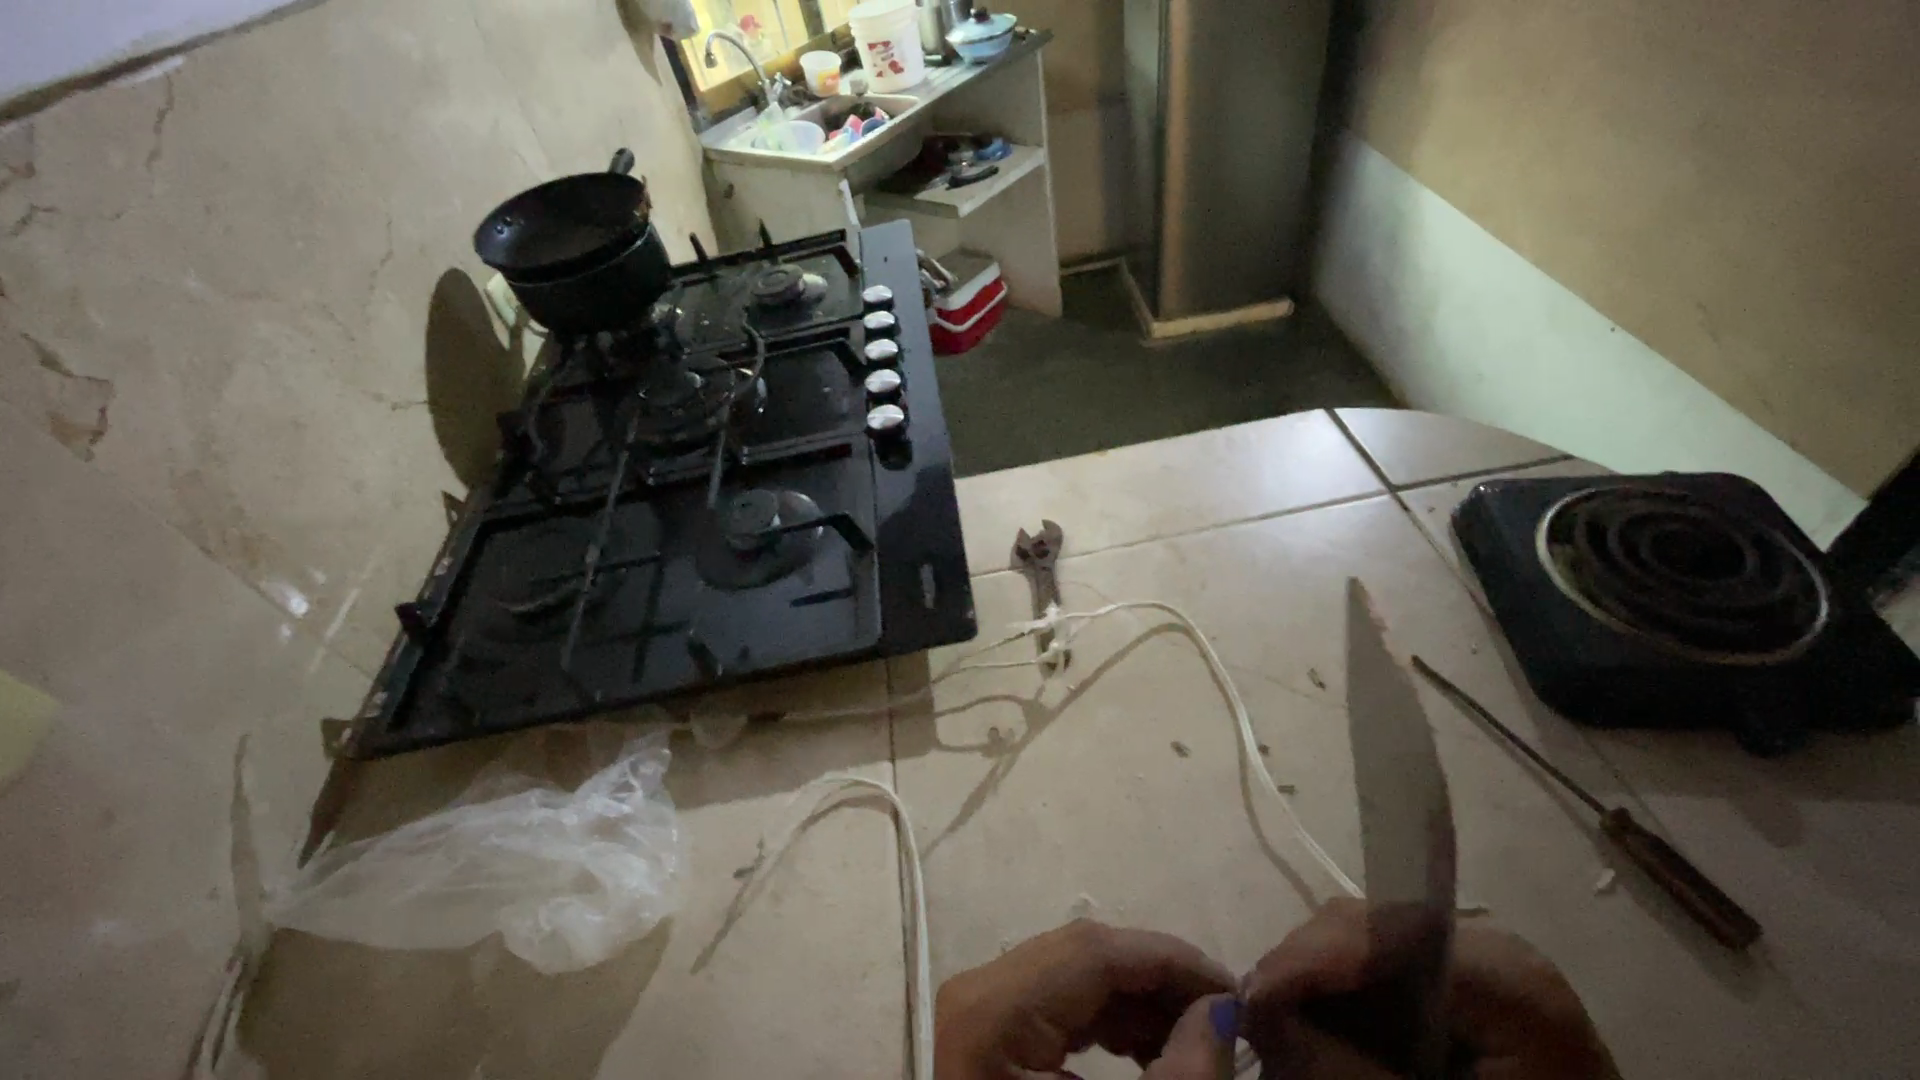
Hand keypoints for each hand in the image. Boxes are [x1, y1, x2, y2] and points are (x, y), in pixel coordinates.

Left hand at [935, 918, 1237, 1078]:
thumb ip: (1184, 1074)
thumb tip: (1220, 1006)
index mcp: (991, 1014)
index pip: (1094, 954)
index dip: (1172, 962)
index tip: (1238, 991)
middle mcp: (976, 992)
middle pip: (1084, 956)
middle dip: (1160, 980)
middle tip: (1225, 1016)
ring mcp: (979, 1007)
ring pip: (1075, 972)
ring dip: (1140, 1000)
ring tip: (1197, 1038)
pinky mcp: (991, 1026)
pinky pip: (1060, 999)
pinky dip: (1110, 1018)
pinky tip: (1152, 1048)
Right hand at [1243, 899, 1620, 1078]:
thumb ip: (1349, 1072)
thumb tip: (1256, 1019)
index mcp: (1509, 981)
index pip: (1383, 935)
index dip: (1308, 959)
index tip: (1250, 1001)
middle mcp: (1491, 943)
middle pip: (1365, 927)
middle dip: (1302, 970)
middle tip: (1257, 1022)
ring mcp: (1478, 954)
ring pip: (1363, 938)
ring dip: (1316, 980)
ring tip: (1284, 1027)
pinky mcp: (1465, 976)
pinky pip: (1382, 961)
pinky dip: (1344, 991)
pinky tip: (1329, 1029)